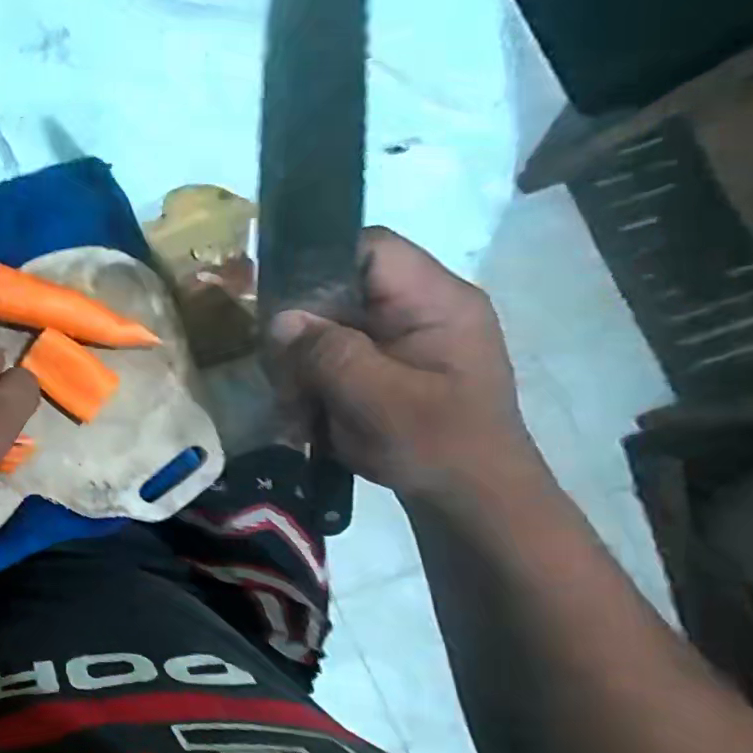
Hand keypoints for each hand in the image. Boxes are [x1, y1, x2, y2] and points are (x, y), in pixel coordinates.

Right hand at [266, 228, 545, 501]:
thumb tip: (280, 318)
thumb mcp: (381, 401)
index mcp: (435, 301)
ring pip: (332, 330)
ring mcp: (403, 341)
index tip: (279, 304)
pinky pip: (337, 359)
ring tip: (296, 407)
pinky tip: (307, 416)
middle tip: (283, 374)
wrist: (474, 503)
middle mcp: (420, 310)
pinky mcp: (388, 369)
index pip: (371, 249)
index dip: (320, 265)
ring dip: (305, 367)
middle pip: (343, 292)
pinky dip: (315, 385)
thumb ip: (330, 354)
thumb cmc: (439, 448)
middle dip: (304, 332)